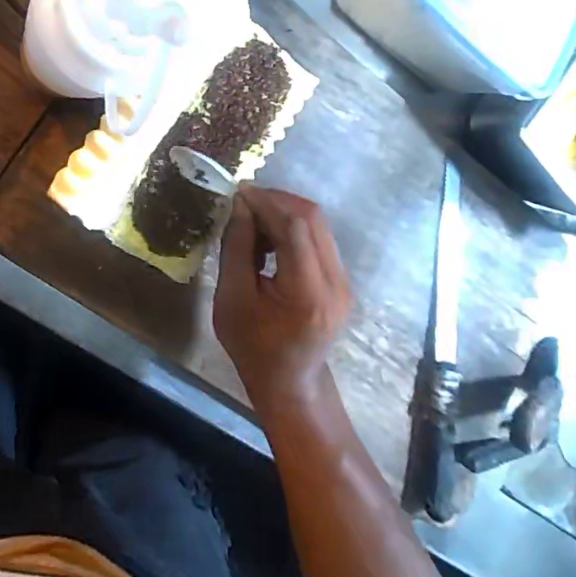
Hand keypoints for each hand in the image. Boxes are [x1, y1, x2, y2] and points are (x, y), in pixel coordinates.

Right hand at [214, 187, 352, 419]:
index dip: (267, 203)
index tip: (239, 193)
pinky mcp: (341, 278)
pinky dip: (292, 227)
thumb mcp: (232, 299)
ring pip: (318, 224)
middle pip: (312, 219)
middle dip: (276, 201)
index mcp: (307, 293)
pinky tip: (269, 237)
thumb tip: (241, 205)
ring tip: (253, 221)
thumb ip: (237, 248)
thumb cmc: (253, 347)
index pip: (295, 229)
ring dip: (284, 212)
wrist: (290, 382)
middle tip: (244, 202)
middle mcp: (335, 283)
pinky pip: (319, 237)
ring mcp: (344, 280)